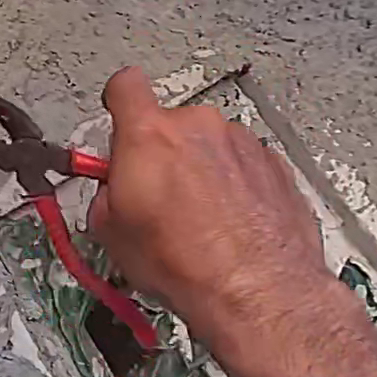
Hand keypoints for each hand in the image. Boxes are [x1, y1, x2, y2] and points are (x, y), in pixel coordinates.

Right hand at [88, 67, 347, 351]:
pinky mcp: (272, 164)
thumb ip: (105, 194)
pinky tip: (227, 223)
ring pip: (207, 144)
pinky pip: (241, 163)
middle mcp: (197, 127)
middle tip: (157, 196)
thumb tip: (110, 195)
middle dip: (161, 153)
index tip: (120, 118)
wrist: (258, 291)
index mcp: (149, 135)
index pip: (126, 85)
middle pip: (169, 124)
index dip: (119, 101)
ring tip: (197, 219)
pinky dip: (232, 185)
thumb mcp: (111, 233)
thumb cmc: (189, 265)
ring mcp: (239, 142)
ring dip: (199, 170)